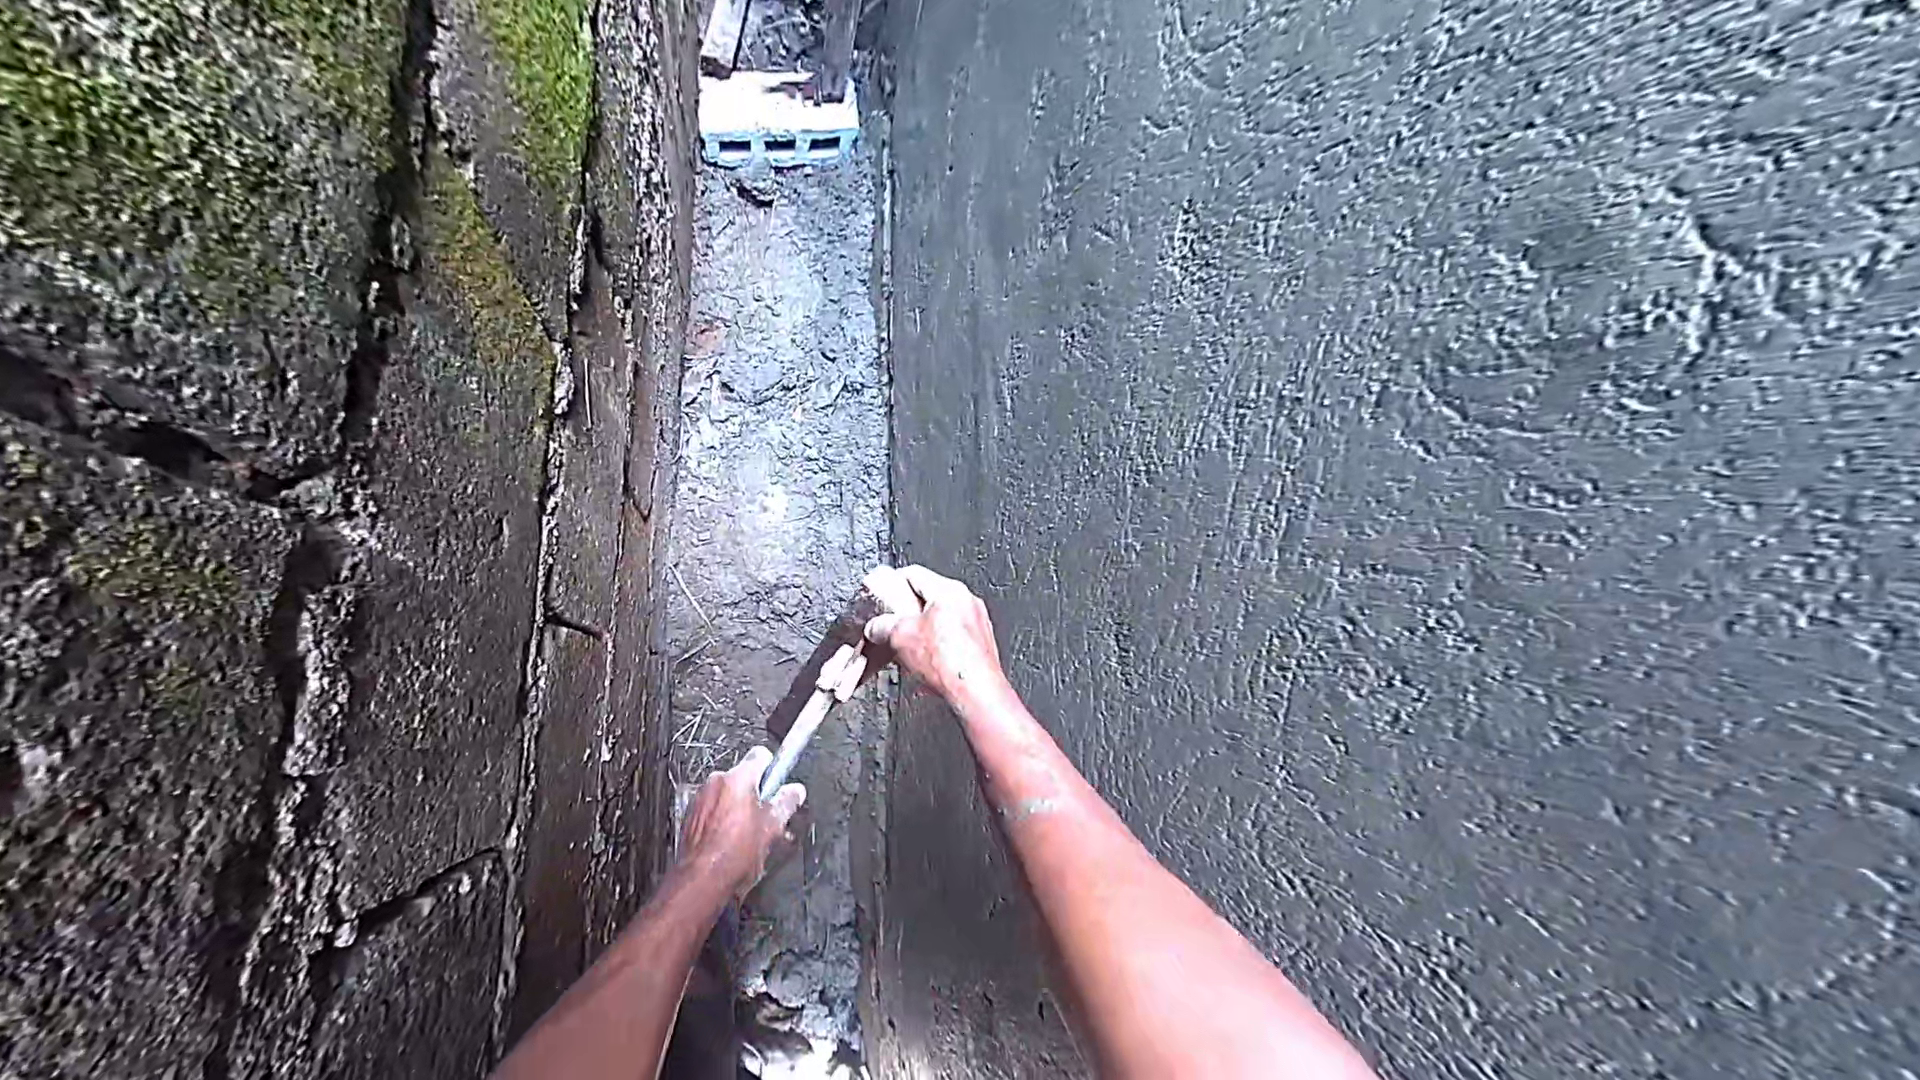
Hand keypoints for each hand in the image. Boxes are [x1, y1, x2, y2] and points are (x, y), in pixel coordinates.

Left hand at [679, 747, 805, 898]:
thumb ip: (786, 803)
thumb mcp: (772, 827)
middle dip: (755, 792)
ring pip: (727, 793)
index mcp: (738, 778)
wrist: (701, 883)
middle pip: (744, 777)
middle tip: (766, 815)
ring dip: (737, 806)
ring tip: (747, 833)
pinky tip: (729, 841)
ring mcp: (700, 799)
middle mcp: (716, 782)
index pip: (761, 755)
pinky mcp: (689, 817)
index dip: (773, 768)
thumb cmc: (734, 855)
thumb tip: (795, 791)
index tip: (779, 782)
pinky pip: (712, 809)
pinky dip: (721, 819)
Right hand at [863, 565, 1011, 706]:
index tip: (882, 594)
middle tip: (893, 626)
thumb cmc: (949, 662)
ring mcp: (977, 622)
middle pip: (929, 597)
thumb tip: (876, 627)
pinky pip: (954, 636)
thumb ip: (883, 625)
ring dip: (923, 630)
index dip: (892, 583)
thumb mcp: (899, 637)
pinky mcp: (981, 643)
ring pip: (942, 618)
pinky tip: (930, 662)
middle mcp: (967, 601)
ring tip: (910, 648)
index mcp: (949, 590)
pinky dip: (939, 644)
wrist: (976, 692)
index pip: (914, 574)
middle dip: (908, 612)